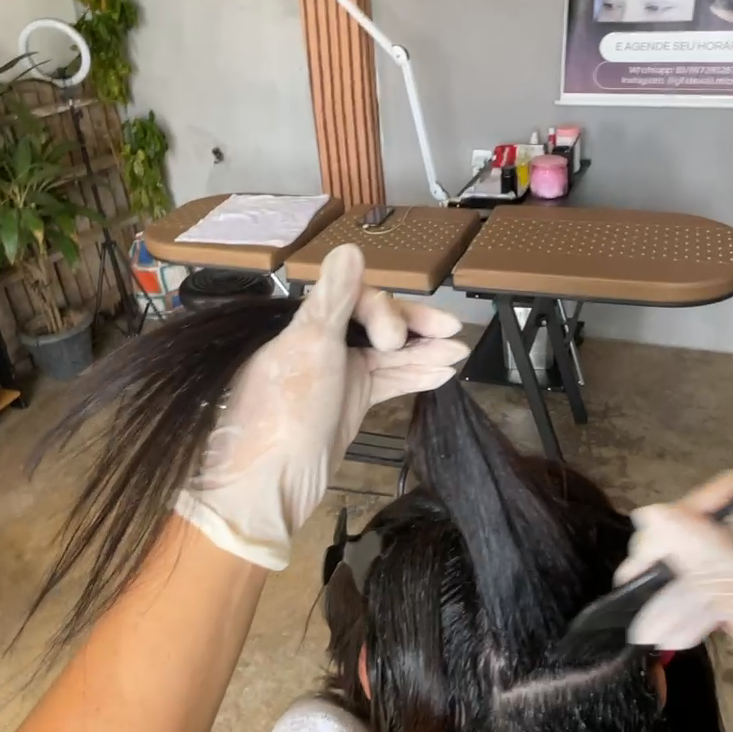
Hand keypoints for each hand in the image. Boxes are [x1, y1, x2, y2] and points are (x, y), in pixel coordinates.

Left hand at [176, 244, 468, 569]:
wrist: (270, 483)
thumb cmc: (286, 409)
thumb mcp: (311, 344)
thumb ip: (335, 298)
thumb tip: (350, 248)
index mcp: (308, 324)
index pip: (360, 299)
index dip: (387, 312)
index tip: (396, 337)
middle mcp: (324, 343)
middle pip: (380, 324)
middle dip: (418, 328)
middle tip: (454, 335)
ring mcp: (339, 373)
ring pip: (390, 354)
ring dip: (425, 351)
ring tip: (461, 353)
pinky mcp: (351, 401)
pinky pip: (389, 380)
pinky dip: (415, 375)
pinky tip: (443, 373)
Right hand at [617, 471, 732, 731]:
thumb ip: (706, 557)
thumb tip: (656, 513)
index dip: (688, 512)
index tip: (655, 547)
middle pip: (732, 532)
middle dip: (683, 561)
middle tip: (639, 585)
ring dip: (694, 591)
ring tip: (653, 626)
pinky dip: (722, 605)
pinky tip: (686, 630)